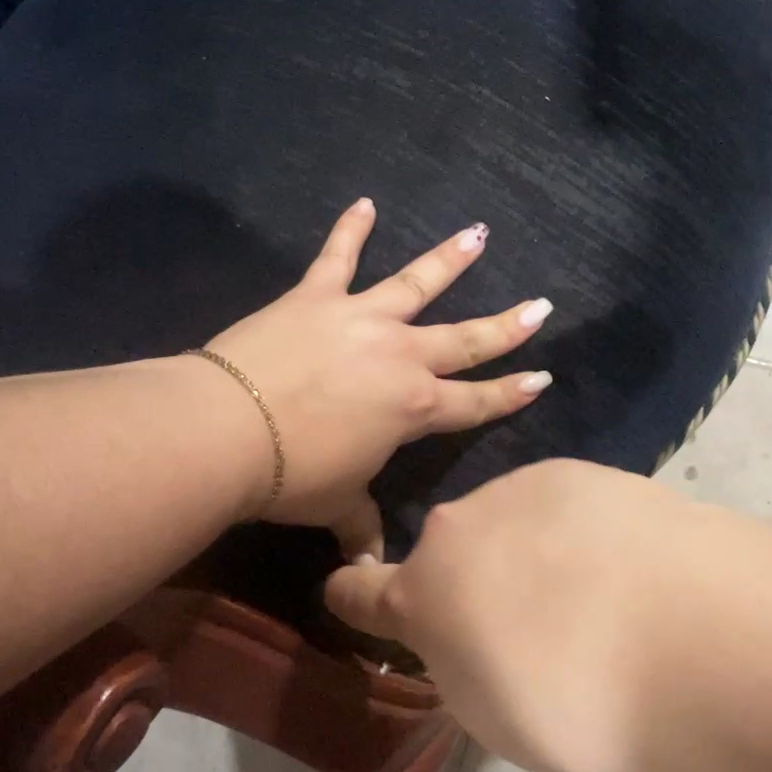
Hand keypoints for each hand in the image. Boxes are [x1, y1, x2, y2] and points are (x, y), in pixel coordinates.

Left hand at [205, 198, 553, 556]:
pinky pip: (338, 256)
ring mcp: (362, 319)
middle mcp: (401, 356)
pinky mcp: (317, 296)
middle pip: (465, 340)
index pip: (476, 402)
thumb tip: (368, 569)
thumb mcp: (335, 503)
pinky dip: (351, 228)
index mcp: (414, 408)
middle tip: (541, 306)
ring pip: (417, 283)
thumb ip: (360, 528)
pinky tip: (364, 202)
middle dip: (507, 325)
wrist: (227, 430)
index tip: (544, 377)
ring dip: (451, 258)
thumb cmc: (292, 475)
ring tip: (479, 234)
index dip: (512, 393)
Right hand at [323, 459, 703, 771]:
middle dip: (476, 578)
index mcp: (423, 594)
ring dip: (532, 548)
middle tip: (535, 620)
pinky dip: (580, 527)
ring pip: (511, 520)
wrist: (680, 633)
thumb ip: (463, 662)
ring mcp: (519, 489)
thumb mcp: (491, 711)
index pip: (360, 591)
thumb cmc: (571, 700)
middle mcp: (459, 527)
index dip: (354, 597)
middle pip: (452, 551)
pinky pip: (562, 502)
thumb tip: (475, 636)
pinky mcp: (578, 469)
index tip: (353, 595)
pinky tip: (624, 559)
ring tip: (596, 590)